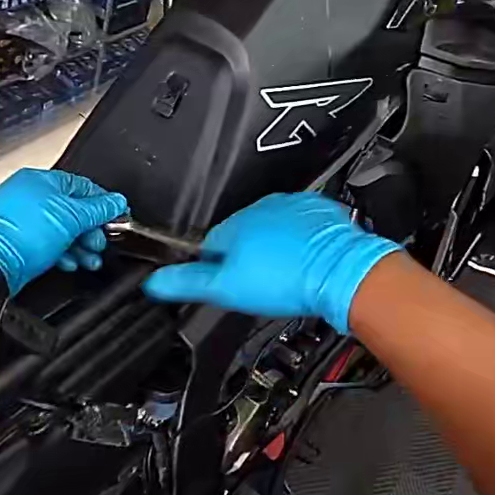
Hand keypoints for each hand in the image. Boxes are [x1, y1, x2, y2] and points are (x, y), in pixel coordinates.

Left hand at [0, 168, 127, 294]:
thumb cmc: (20, 233)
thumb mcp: (72, 217)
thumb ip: (98, 209)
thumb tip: (116, 202)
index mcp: (41, 180)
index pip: (83, 187)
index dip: (103, 203)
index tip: (116, 216)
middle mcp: (28, 195)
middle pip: (72, 210)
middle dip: (91, 230)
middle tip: (100, 243)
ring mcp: (19, 218)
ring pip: (59, 229)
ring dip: (79, 245)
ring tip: (89, 259)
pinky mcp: (14, 240)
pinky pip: (45, 243)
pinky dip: (61, 252)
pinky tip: (68, 262)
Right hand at [143, 193, 401, 331]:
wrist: (341, 273)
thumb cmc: (289, 279)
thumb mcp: (227, 288)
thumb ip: (188, 283)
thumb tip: (154, 282)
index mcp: (235, 223)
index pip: (210, 243)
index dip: (216, 267)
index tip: (228, 283)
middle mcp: (263, 207)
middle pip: (242, 234)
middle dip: (246, 256)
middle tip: (260, 284)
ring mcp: (293, 206)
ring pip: (272, 228)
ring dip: (274, 248)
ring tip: (285, 275)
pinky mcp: (320, 211)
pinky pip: (302, 224)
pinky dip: (301, 240)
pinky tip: (305, 261)